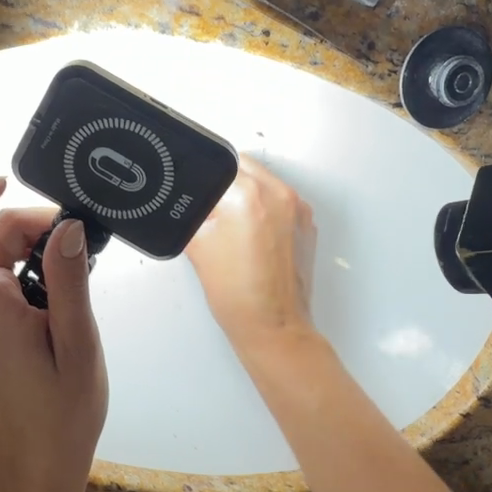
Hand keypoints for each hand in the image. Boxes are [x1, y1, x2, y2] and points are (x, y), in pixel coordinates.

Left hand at [0, 177, 107, 491]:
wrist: (38, 465)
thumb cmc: (62, 413)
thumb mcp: (79, 345)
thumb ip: (69, 283)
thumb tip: (67, 225)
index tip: (0, 184)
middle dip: (31, 227)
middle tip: (80, 245)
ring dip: (34, 250)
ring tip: (77, 275)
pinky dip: (30, 272)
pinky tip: (62, 294)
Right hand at [187, 155, 317, 354]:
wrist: (274, 328)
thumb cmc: (239, 296)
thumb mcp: (196, 245)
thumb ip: (189, 213)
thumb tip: (184, 199)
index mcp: (248, 194)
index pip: (217, 163)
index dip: (200, 177)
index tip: (194, 191)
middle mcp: (278, 194)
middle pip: (242, 167)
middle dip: (224, 183)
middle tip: (210, 208)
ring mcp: (297, 209)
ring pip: (263, 181)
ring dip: (246, 193)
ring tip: (230, 224)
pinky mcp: (306, 224)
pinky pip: (280, 201)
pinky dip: (264, 208)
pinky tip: (249, 235)